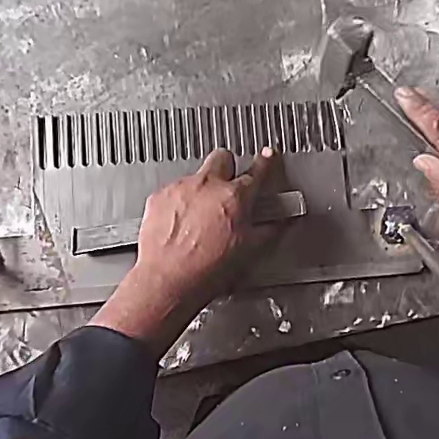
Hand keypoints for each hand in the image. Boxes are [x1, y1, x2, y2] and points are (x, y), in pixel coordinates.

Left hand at [91, 148, 277, 354]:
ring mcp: (181, 189)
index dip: (266, 163)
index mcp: (235, 197)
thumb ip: (269, 229)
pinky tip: (179, 224)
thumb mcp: (250, 251)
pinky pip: (172, 191)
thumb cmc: (206, 271)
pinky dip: (177, 203)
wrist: (168, 281)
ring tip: (199, 219)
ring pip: (195, 176)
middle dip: (227, 169)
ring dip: (200, 191)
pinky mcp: (159, 197)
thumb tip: (278, 222)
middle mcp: (207, 186)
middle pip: (222, 158)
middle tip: (227, 189)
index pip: (257, 172)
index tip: (267, 157)